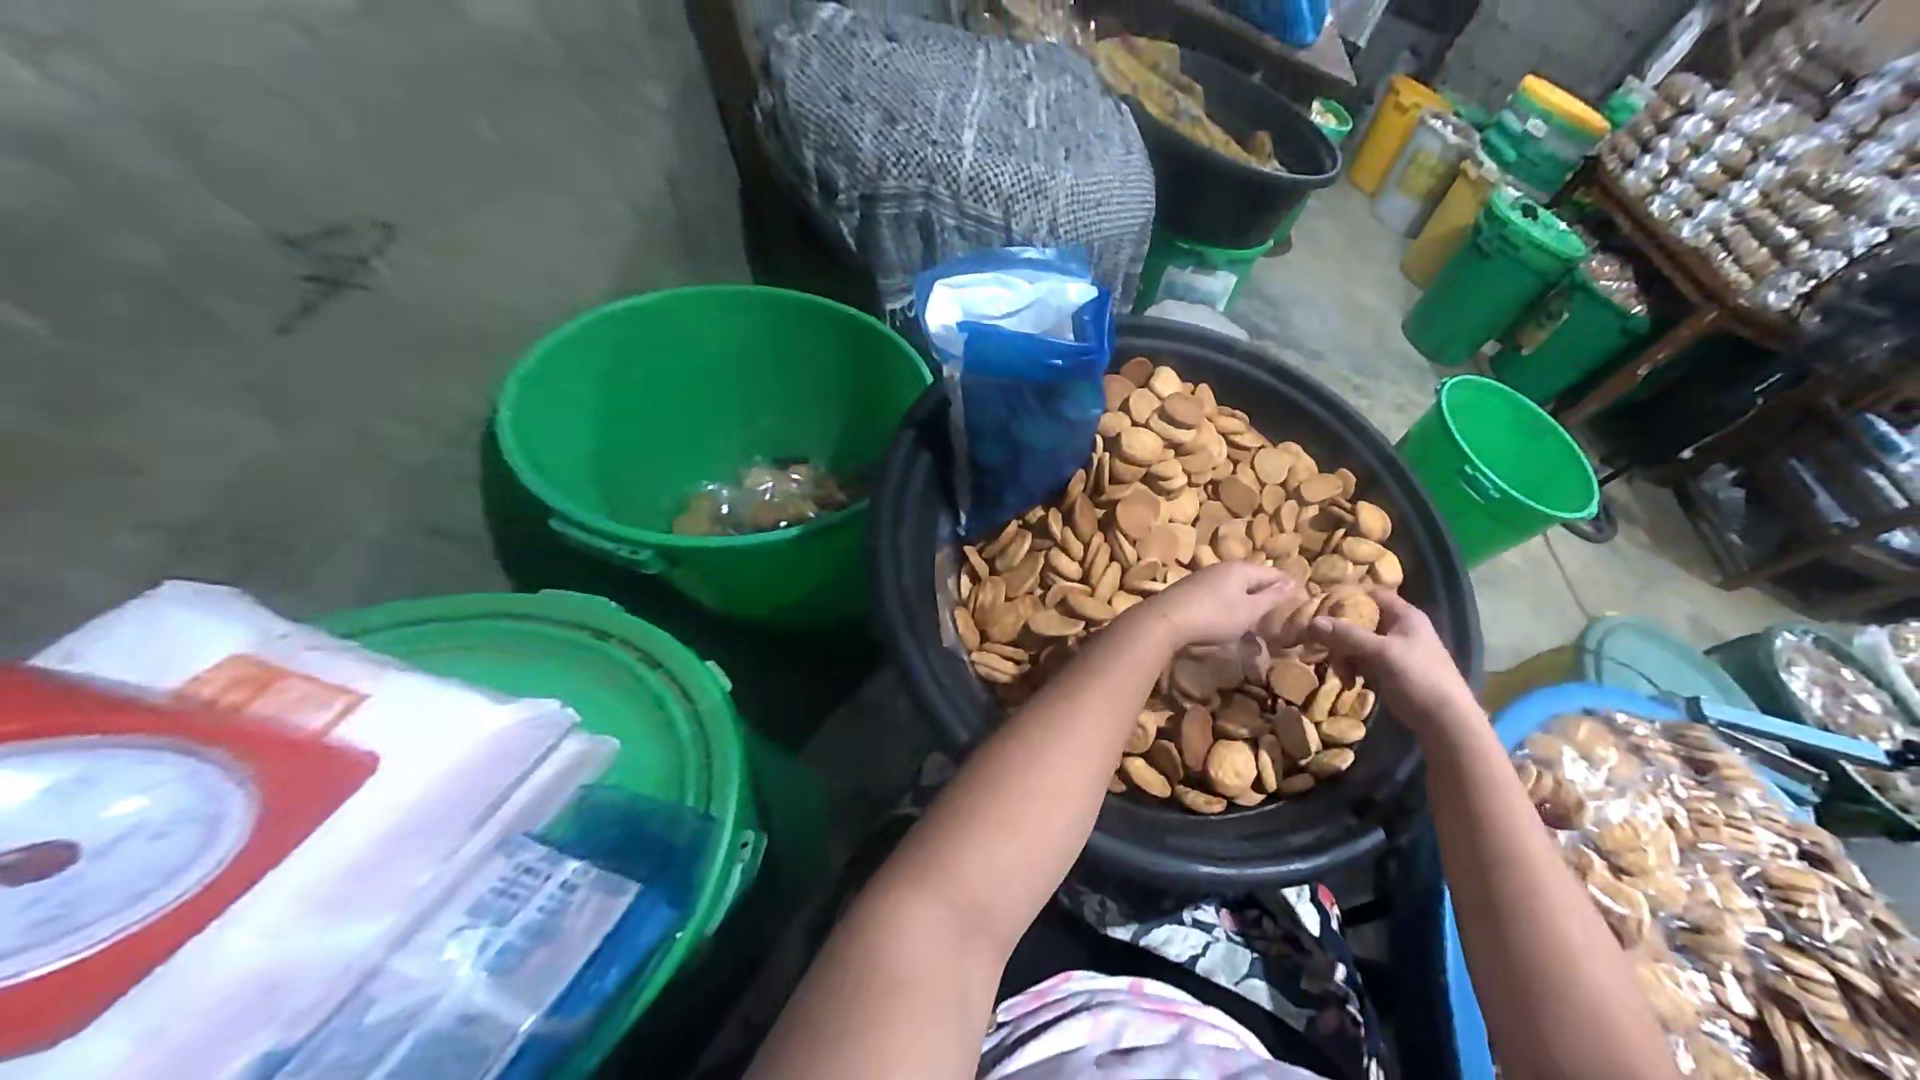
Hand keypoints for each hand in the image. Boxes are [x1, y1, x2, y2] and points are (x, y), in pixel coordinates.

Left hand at [1133, 561, 1295, 648]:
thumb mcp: (1249, 610)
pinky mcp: (1190, 590)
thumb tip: (1292, 581)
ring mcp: (1204, 577)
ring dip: (1246, 598)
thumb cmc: (1214, 616)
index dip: (1287, 585)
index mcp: (1241, 568)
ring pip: (1234, 585)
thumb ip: (1272, 596)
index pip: (1273, 572)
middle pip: (1252, 577)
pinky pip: (1218, 593)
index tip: (1300, 599)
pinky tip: (1229, 616)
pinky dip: (1229, 602)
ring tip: (1256, 615)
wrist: (1165, 620)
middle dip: (1266, 591)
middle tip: (1279, 609)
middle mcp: (1222, 567)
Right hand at [1304, 590, 1478, 733]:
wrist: (1445, 722)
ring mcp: (1392, 650)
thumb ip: (1347, 635)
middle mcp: (1398, 628)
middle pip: (1359, 619)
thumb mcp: (1381, 653)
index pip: (1371, 594)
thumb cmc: (1419, 678)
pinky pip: (1360, 659)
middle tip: (1319, 643)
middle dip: (1338, 631)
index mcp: (1404, 615)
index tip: (1320, 605)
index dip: (1347, 596)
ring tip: (1340, 671)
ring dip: (1342, 653)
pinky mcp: (1387, 669)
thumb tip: (1311, 621)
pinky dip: (1350, 667)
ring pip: (1356, 641)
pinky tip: (1348, 681)